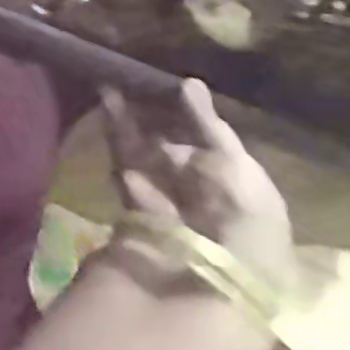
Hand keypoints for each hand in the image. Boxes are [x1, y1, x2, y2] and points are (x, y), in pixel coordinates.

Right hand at [103, 80, 295, 292]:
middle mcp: (206, 189)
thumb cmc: (238, 214)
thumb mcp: (235, 165)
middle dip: (156, 116)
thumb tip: (188, 80)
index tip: (170, 83)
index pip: (215, 141)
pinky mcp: (134, 202)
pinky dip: (116, 140)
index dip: (193, 114)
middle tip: (133, 82)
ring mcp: (168, 196)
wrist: (203, 269)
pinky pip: (125, 164)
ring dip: (130, 123)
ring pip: (146, 152)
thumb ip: (208, 123)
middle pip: (176, 145)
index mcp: (242, 184)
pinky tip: (107, 113)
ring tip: (109, 89)